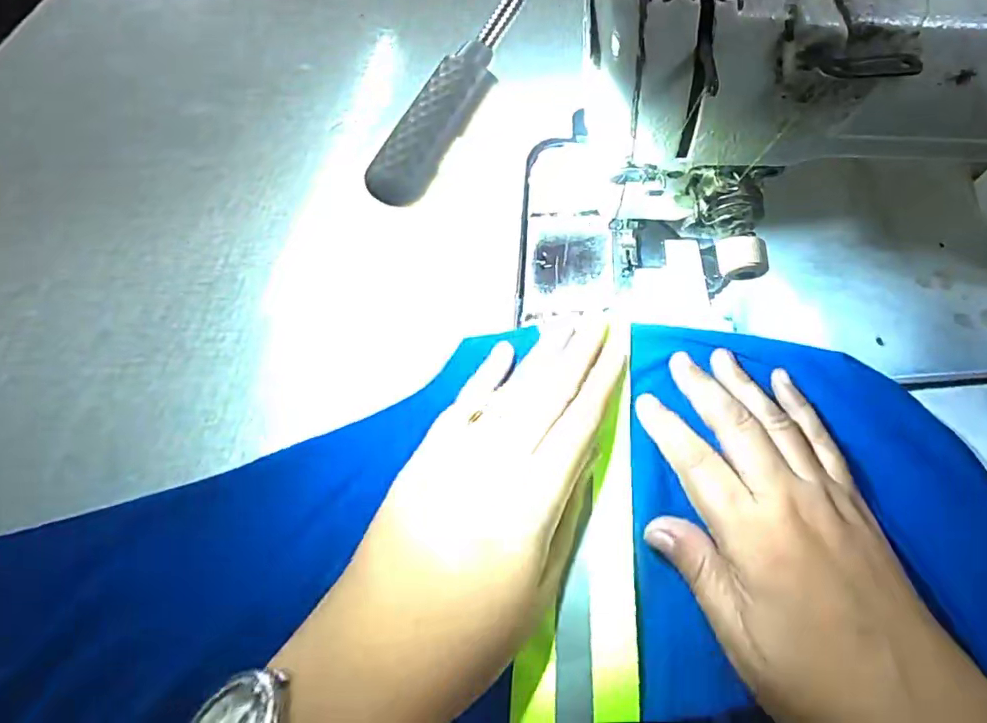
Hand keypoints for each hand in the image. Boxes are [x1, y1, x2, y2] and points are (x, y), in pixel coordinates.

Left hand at [270, 320, 625, 722]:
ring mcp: (448, 464)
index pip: (578, 426)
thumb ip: (568, 514)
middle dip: (578, 354)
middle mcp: (490, 472)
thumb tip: (588, 456)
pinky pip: (457, 410)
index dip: (604, 381)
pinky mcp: (417, 467)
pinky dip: (482, 379)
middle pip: (545, 398)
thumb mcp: (540, 588)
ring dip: (540, 356)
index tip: (622, 345)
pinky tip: (503, 352)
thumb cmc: (470, 639)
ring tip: (565, 324)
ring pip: (506, 395)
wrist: (365, 668)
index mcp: (527, 507)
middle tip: (600, 317)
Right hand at [635, 349, 986, 722]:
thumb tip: (656, 525)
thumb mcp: (740, 635)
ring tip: (724, 357)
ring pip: (778, 422)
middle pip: (738, 429)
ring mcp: (822, 487)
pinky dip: (800, 404)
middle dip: (706, 390)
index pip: (698, 466)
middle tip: (682, 360)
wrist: (899, 678)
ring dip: (748, 385)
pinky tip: (786, 381)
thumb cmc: (808, 668)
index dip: (669, 430)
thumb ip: (700, 571)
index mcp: (751, 532)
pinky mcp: (850, 491)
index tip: (647, 399)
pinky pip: (820, 436)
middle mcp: (786, 495)